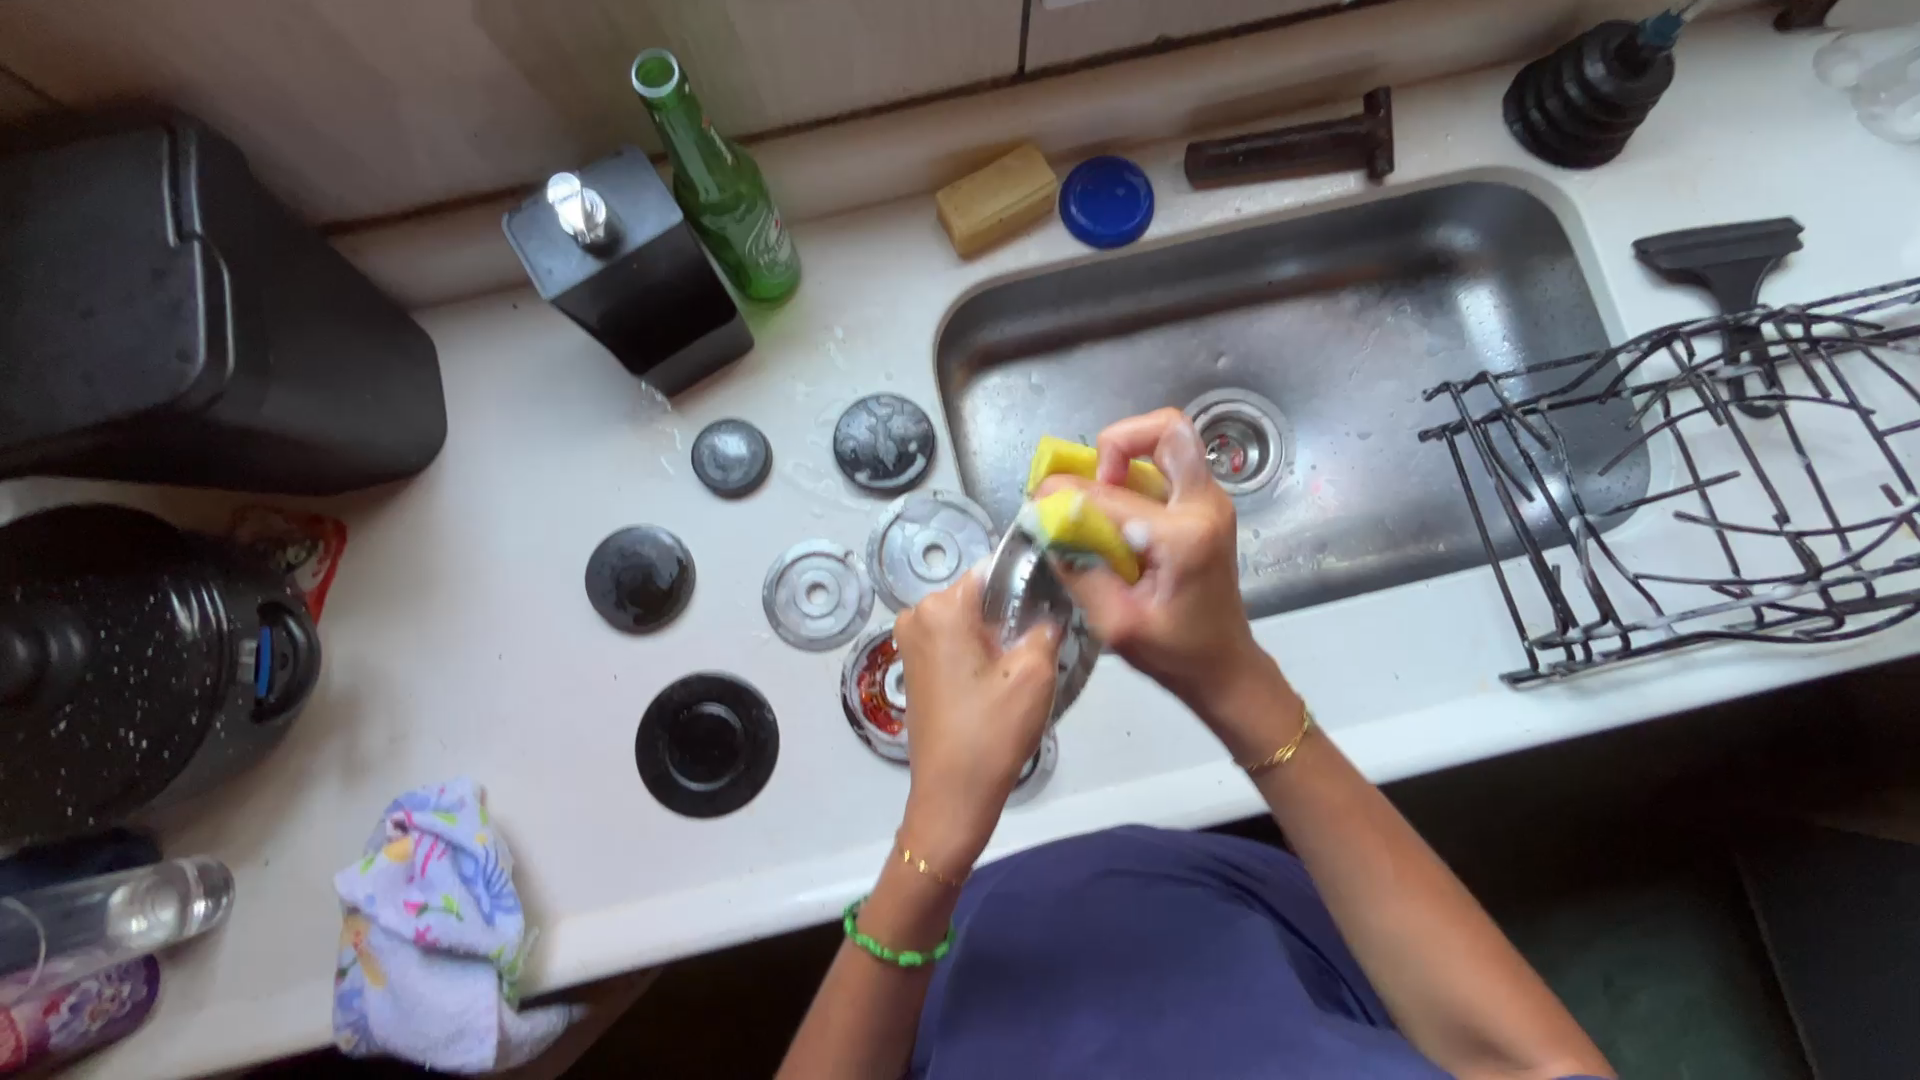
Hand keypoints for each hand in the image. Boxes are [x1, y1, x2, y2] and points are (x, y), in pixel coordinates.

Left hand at [892, 570, 1061, 869]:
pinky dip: (979, 654)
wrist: (952, 795)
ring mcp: (911, 643)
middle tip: (1042, 646)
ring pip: (969, 622)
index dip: (1027, 586)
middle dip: (1011, 615)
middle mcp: (917, 615)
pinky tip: (1000, 682)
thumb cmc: (992, 731)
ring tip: (1022, 670)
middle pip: (980, 598)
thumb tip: (1047, 607)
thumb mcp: (1034, 673)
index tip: (1053, 607)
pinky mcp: (914, 667)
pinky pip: (955, 643)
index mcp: (940, 607)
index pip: (994, 573)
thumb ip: (1044, 626)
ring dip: (997, 638)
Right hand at [1036, 408, 1293, 759]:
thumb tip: (1045, 523)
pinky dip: (1135, 470)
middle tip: (1093, 481)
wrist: (1223, 665)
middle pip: (1166, 429)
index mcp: (1185, 536)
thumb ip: (1080, 570)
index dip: (1066, 494)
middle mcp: (1205, 505)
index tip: (1038, 502)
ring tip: (1098, 492)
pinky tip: (1113, 505)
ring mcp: (1210, 502)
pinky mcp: (1204, 506)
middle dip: (1117, 443)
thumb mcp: (1116, 624)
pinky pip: (1168, 464)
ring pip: (1169, 440)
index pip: (1111, 495)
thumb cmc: (1174, 652)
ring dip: (1126, 453)